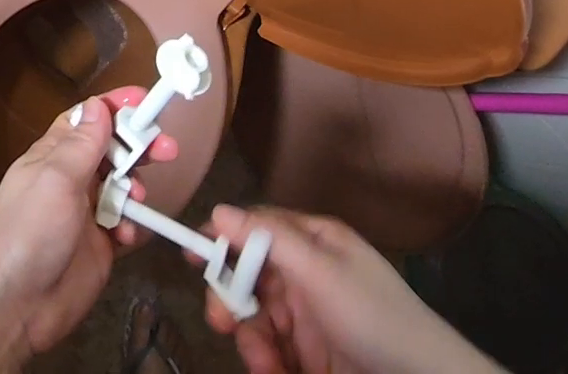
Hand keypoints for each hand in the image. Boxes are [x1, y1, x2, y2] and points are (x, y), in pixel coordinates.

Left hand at [0, 88, 176, 371]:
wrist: (17, 305)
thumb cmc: (30, 231)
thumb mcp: (55, 180)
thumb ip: (81, 144)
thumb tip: (97, 104)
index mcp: (51, 155)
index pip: (85, 119)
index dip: (113, 107)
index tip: (144, 99)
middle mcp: (69, 179)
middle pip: (111, 151)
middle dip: (138, 147)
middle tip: (167, 148)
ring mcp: (86, 213)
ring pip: (123, 187)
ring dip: (136, 188)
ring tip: (139, 199)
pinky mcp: (101, 246)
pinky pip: (127, 225)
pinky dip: (133, 226)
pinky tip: (126, 236)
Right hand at [203, 206, 504, 373]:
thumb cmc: (376, 320)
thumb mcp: (321, 272)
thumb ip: (267, 240)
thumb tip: (217, 209)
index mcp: (313, 243)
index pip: (255, 228)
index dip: (222, 239)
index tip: (191, 256)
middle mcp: (308, 274)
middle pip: (247, 276)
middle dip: (230, 298)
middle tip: (220, 322)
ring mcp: (310, 318)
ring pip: (256, 318)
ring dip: (250, 340)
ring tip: (263, 364)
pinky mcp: (312, 357)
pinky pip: (272, 351)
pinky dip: (266, 363)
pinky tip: (275, 373)